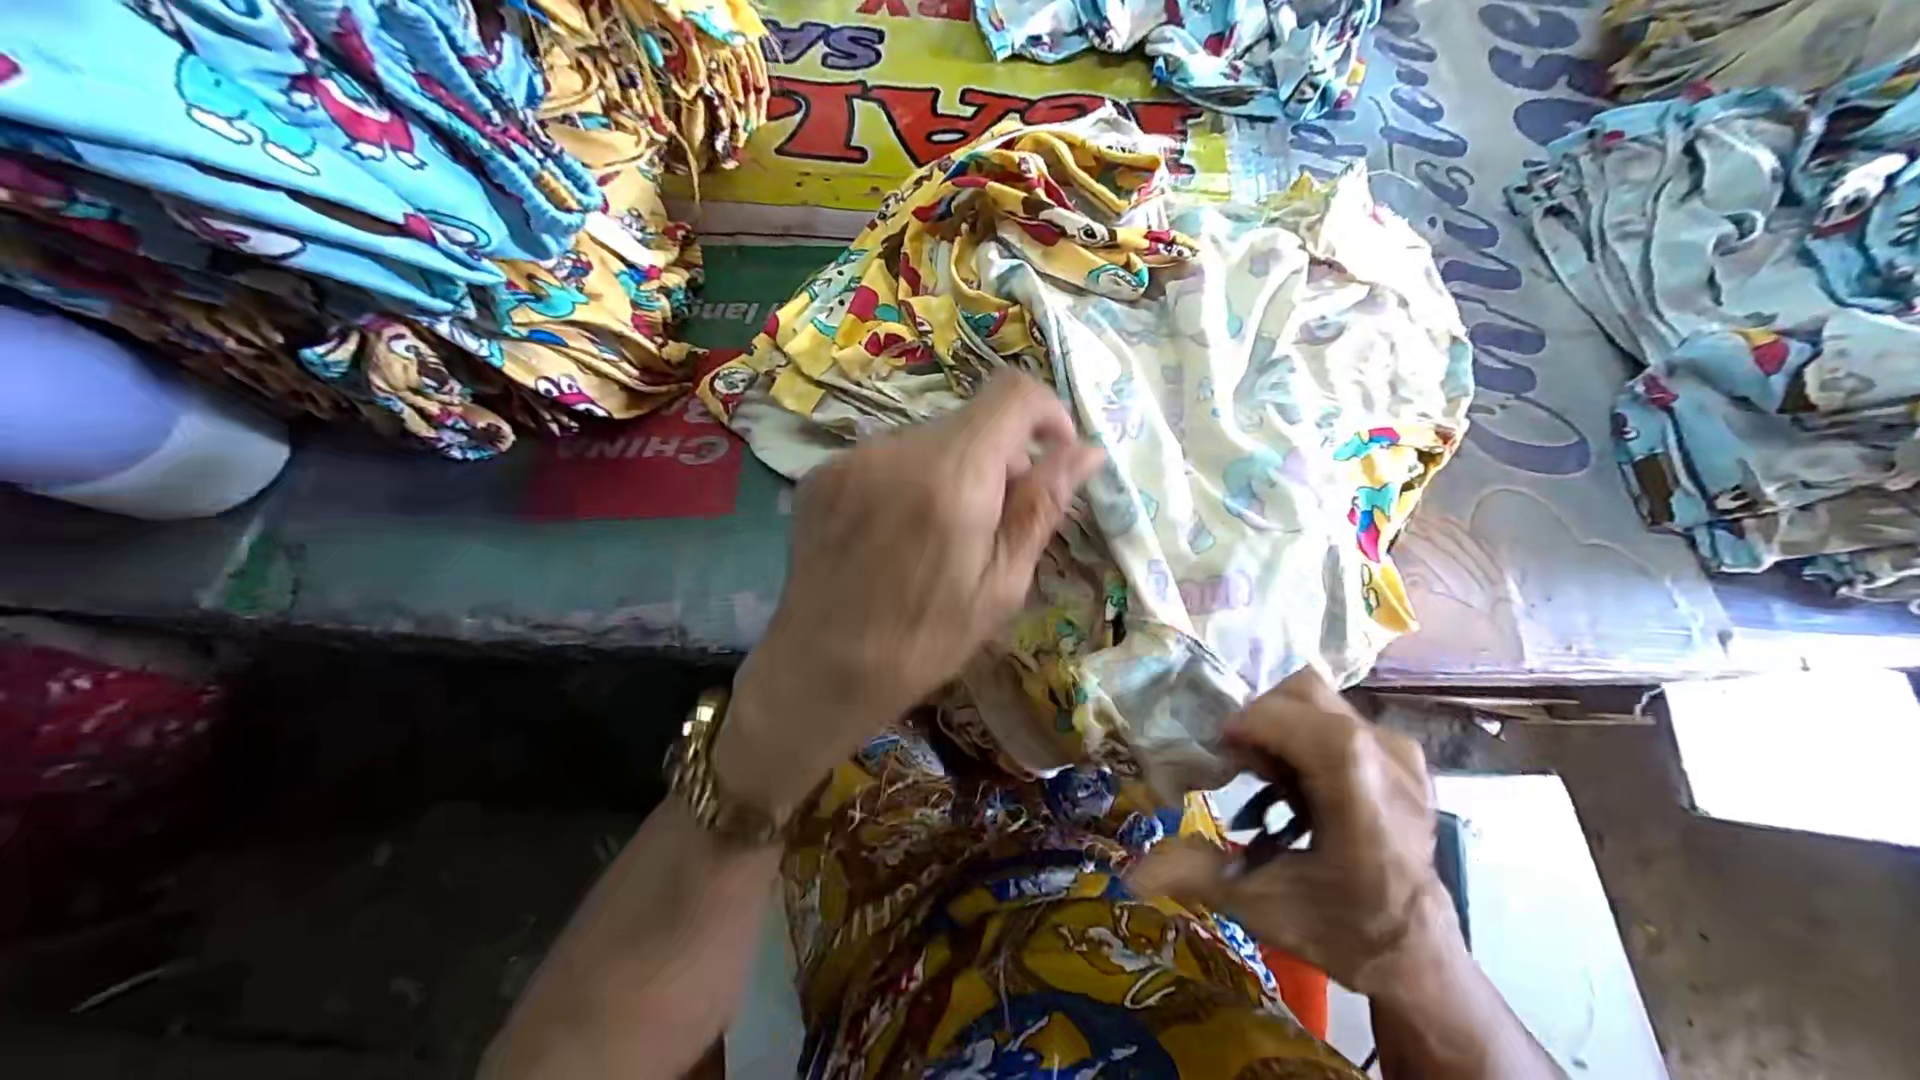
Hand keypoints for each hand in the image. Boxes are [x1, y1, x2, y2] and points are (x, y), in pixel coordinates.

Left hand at [716, 373, 1104, 808]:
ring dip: (950, 471)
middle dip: (998, 457)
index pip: (1012, 392)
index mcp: (953, 475)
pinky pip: (884, 458)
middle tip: (995, 522)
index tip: (1054, 456)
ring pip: (926, 440)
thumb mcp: (1001, 584)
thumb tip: (1085, 451)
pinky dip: (906, 481)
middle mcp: (897, 448)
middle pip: (969, 421)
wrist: (821, 670)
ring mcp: (850, 457)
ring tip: (938, 536)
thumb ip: (1042, 506)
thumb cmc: (925, 639)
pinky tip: (895, 536)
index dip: (1047, 413)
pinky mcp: (820, 474)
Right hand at [1128, 667, 1462, 1002]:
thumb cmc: (1341, 930)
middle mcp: (1390, 763)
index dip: (1255, 723)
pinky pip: (1335, 712)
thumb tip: (1130, 871)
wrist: (1415, 949)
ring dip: (1277, 723)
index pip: (1310, 725)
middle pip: (1304, 694)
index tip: (1222, 751)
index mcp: (1364, 803)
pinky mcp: (1402, 752)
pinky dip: (1301, 730)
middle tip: (1241, 764)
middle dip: (1257, 719)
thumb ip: (1197, 876)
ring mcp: (1401, 753)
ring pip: (1317, 698)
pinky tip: (1298, 776)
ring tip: (1268, 773)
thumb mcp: (1262, 907)